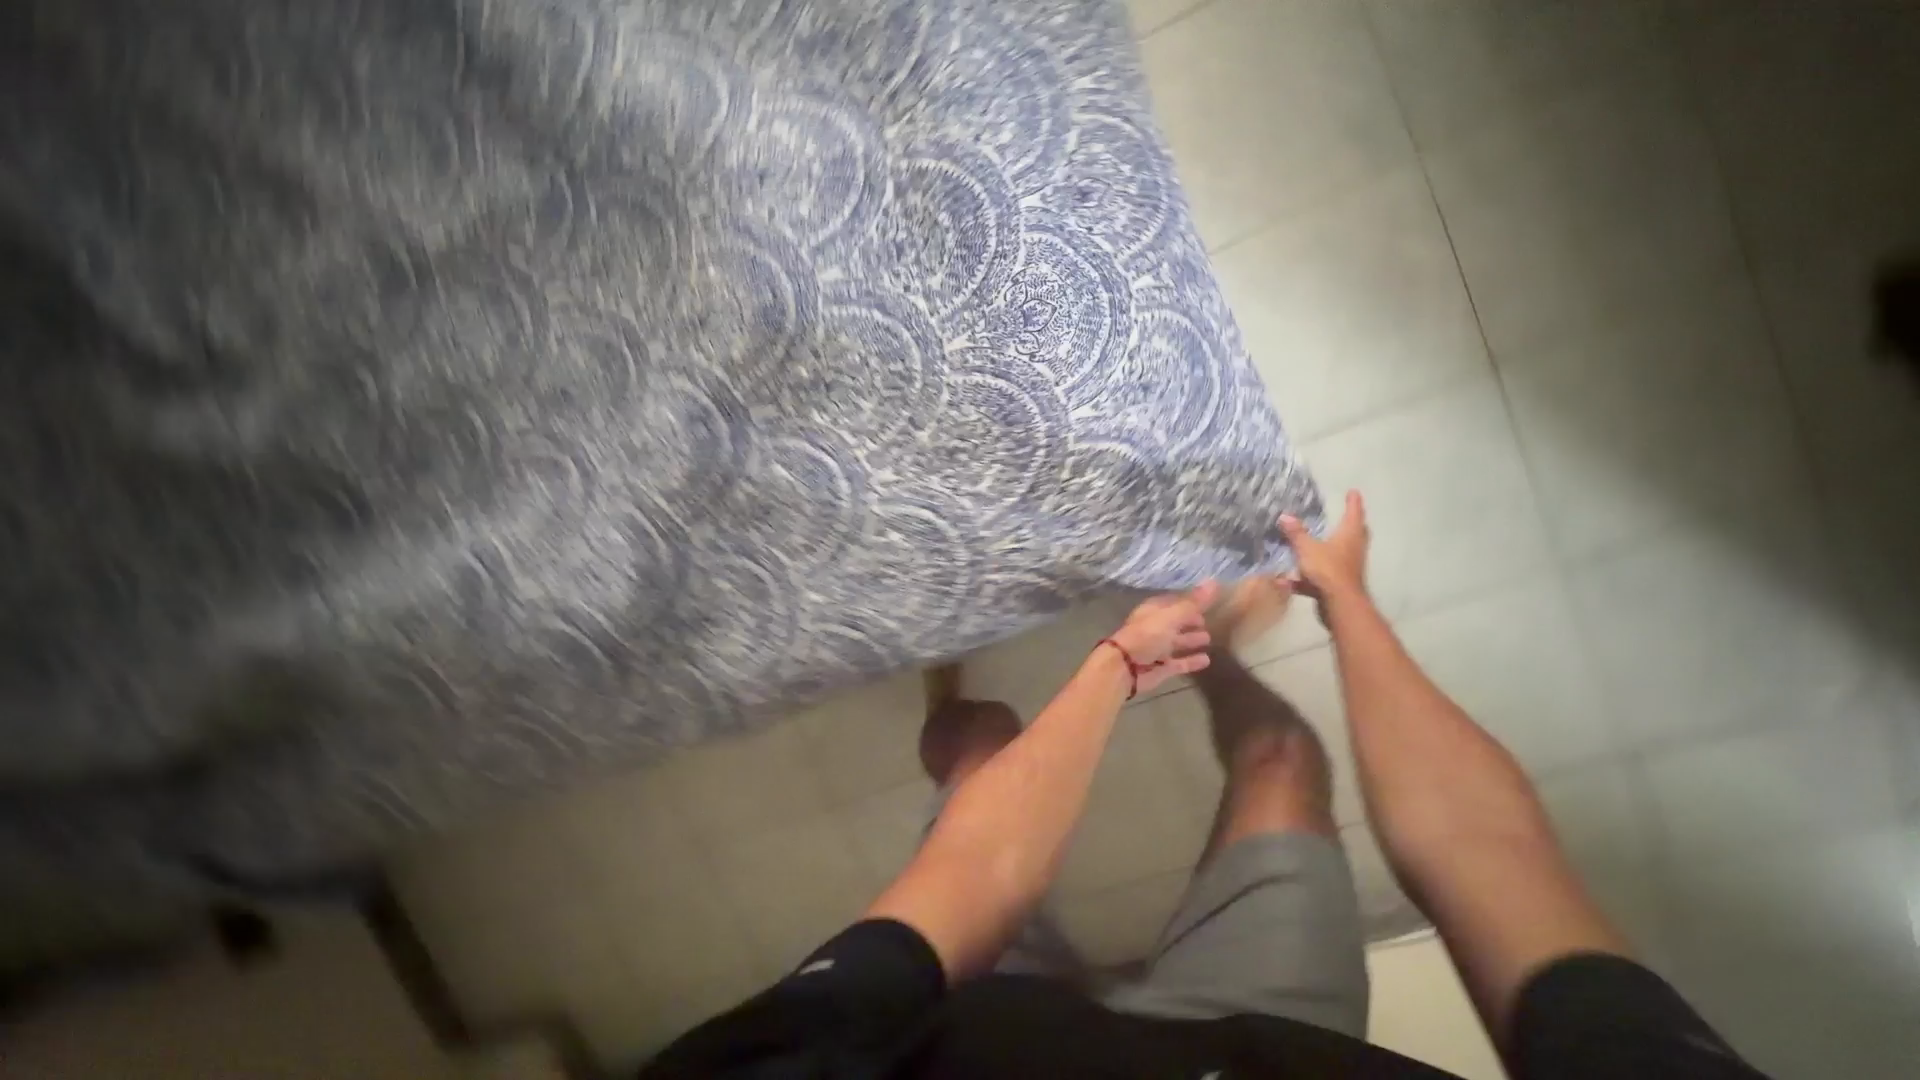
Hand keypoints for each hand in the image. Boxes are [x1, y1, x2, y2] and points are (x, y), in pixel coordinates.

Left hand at [1107, 580, 1218, 694]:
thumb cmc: (1147, 635)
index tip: (1206, 601)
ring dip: (1190, 640)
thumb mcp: (1172, 615)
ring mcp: (1156, 649)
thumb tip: (1215, 581)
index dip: (1188, 601)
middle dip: (1189, 621)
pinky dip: (1191, 661)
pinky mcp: (1160, 668)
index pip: (1172, 602)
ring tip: (1209, 639)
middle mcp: (1154, 628)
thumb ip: (1194, 602)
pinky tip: (1206, 661)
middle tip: (1207, 621)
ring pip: (1176, 642)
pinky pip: (1179, 663)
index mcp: (1153, 611)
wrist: (1125, 667)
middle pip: (1174, 622)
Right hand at [1278, 490, 1369, 604]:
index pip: (1353, 513)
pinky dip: (1309, 576)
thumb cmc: (1327, 569)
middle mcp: (1353, 549)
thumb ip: (1296, 533)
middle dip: (1351, 524)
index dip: (1353, 502)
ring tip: (1321, 542)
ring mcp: (1348, 567)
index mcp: (1349, 535)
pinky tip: (1288, 581)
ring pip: (1342, 553)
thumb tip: (1285, 516)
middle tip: (1347, 515)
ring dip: (1333, 547)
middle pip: (1356, 533)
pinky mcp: (1340, 584)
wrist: (1339, 604)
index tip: (1353, 492)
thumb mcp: (1307, 548)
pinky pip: (1324, 575)